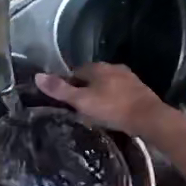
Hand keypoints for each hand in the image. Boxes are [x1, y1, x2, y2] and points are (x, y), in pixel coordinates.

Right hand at [35, 64, 175, 138]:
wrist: (149, 118)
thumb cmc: (112, 108)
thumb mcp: (82, 102)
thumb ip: (60, 90)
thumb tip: (37, 76)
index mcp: (97, 67)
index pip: (76, 72)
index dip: (69, 85)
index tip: (66, 100)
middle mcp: (113, 67)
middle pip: (93, 77)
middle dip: (85, 89)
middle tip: (79, 109)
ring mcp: (129, 78)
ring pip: (108, 85)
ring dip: (101, 95)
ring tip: (95, 112)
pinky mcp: (140, 90)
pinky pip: (121, 93)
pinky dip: (114, 100)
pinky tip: (113, 113)